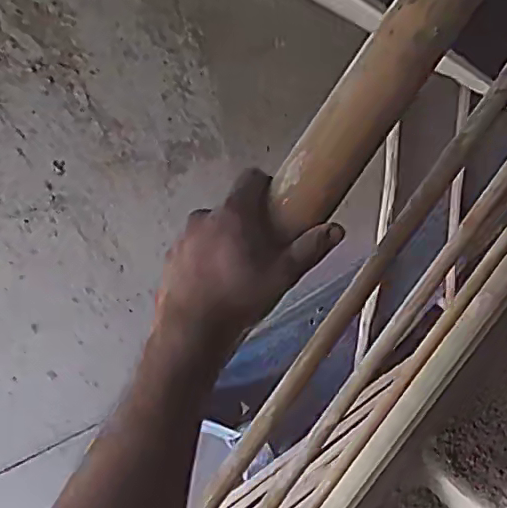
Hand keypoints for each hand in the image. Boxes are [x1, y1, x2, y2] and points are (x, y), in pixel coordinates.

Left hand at [153, 169, 343, 361]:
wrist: (193, 329)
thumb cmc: (238, 299)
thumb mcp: (283, 275)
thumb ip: (309, 249)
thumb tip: (334, 231)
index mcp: (234, 214)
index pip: (250, 178)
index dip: (265, 187)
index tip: (274, 206)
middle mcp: (205, 218)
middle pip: (231, 207)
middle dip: (246, 223)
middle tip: (261, 250)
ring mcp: (184, 238)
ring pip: (210, 230)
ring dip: (223, 242)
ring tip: (237, 273)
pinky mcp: (172, 258)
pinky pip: (193, 251)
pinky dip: (204, 261)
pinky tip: (216, 285)